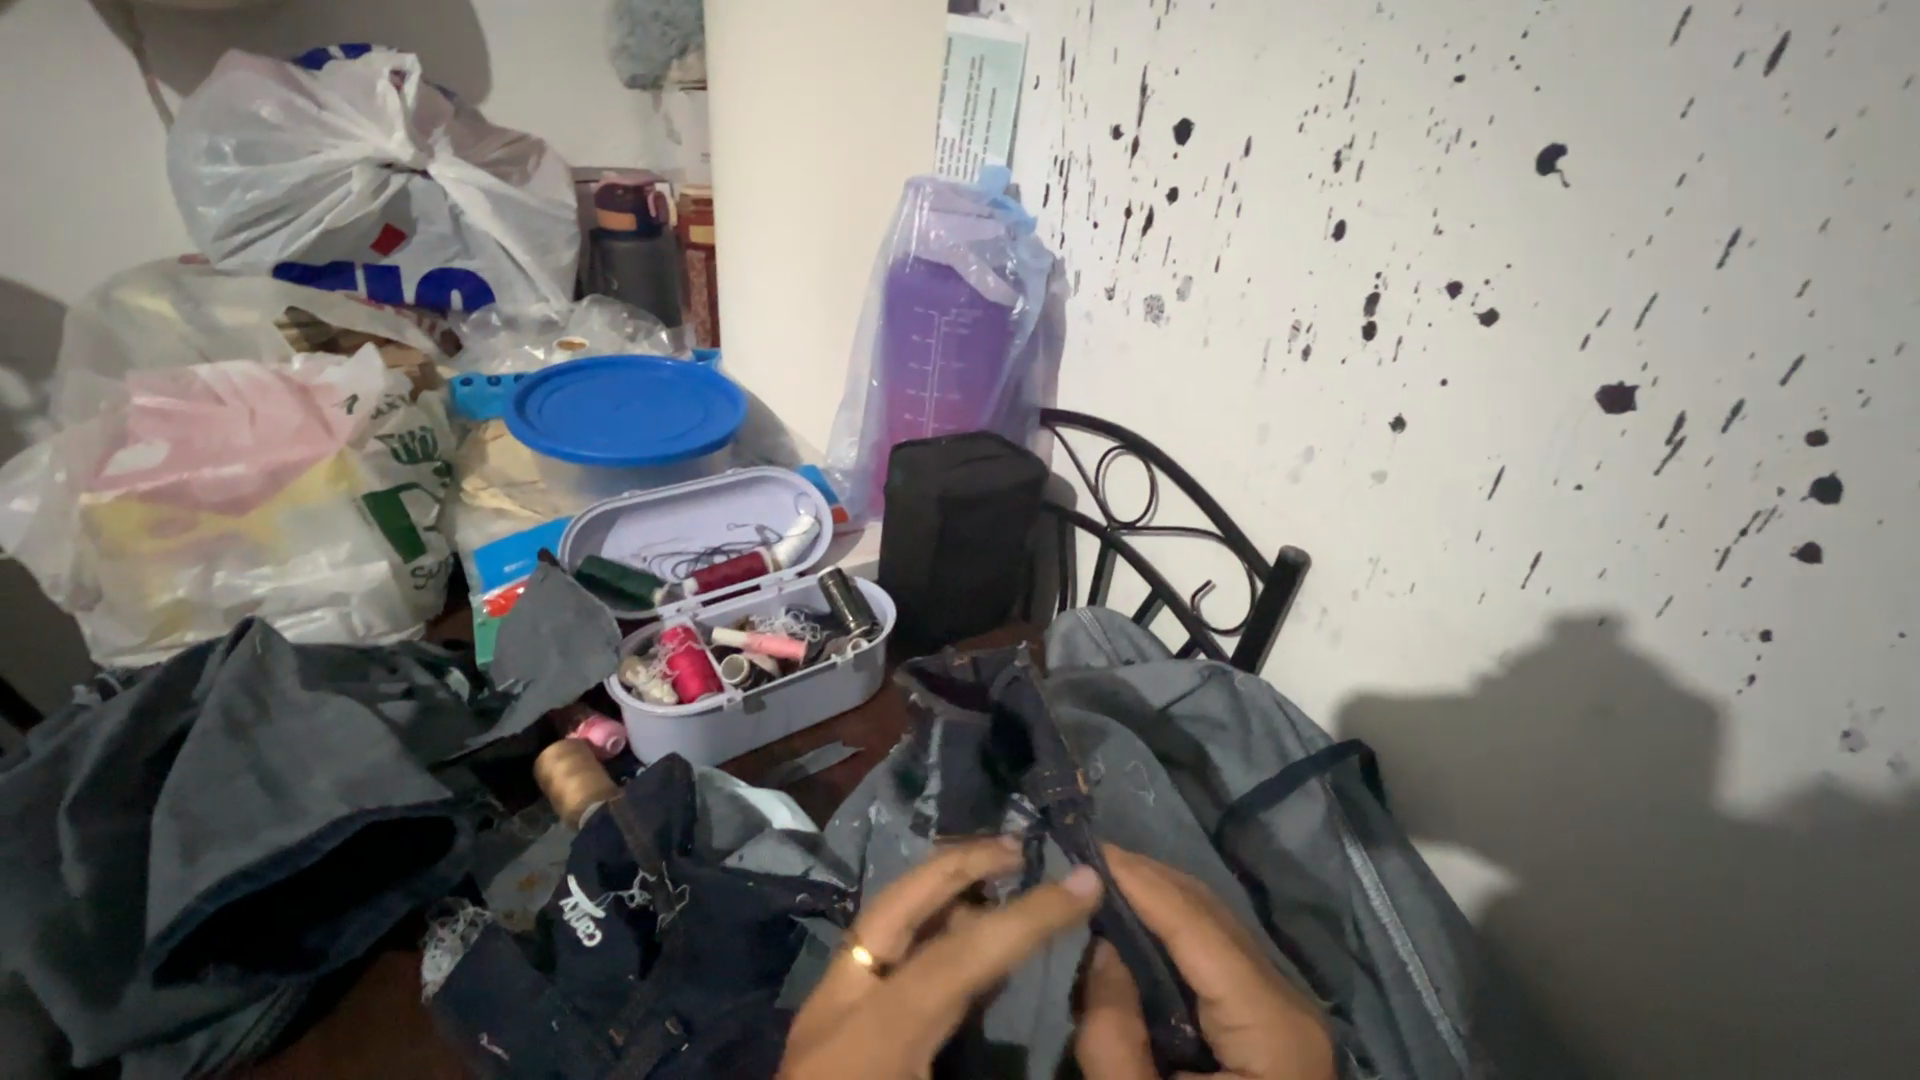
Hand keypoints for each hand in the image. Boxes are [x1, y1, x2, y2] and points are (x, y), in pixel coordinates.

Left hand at [780, 836, 1104, 1079]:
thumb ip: (991, 1053)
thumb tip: (1059, 1032)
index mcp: (871, 1041)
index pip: (960, 953)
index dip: (1027, 916)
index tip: (1083, 882)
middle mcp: (838, 1007)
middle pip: (897, 904)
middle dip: (960, 865)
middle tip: (1020, 849)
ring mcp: (823, 1014)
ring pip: (881, 922)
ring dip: (938, 892)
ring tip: (995, 881)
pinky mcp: (823, 1030)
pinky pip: (877, 955)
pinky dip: (921, 930)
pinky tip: (958, 940)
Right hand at [1073, 846, 1337, 1079]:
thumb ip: (1113, 1036)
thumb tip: (1105, 952)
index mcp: (1269, 1026)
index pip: (1196, 924)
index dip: (1141, 880)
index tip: (1089, 846)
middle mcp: (1287, 1002)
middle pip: (1210, 915)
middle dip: (1147, 880)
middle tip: (1086, 859)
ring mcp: (1284, 1011)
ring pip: (1216, 929)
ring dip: (1158, 901)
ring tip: (1104, 883)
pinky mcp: (1270, 1025)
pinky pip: (1217, 958)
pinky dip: (1173, 933)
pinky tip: (1136, 928)